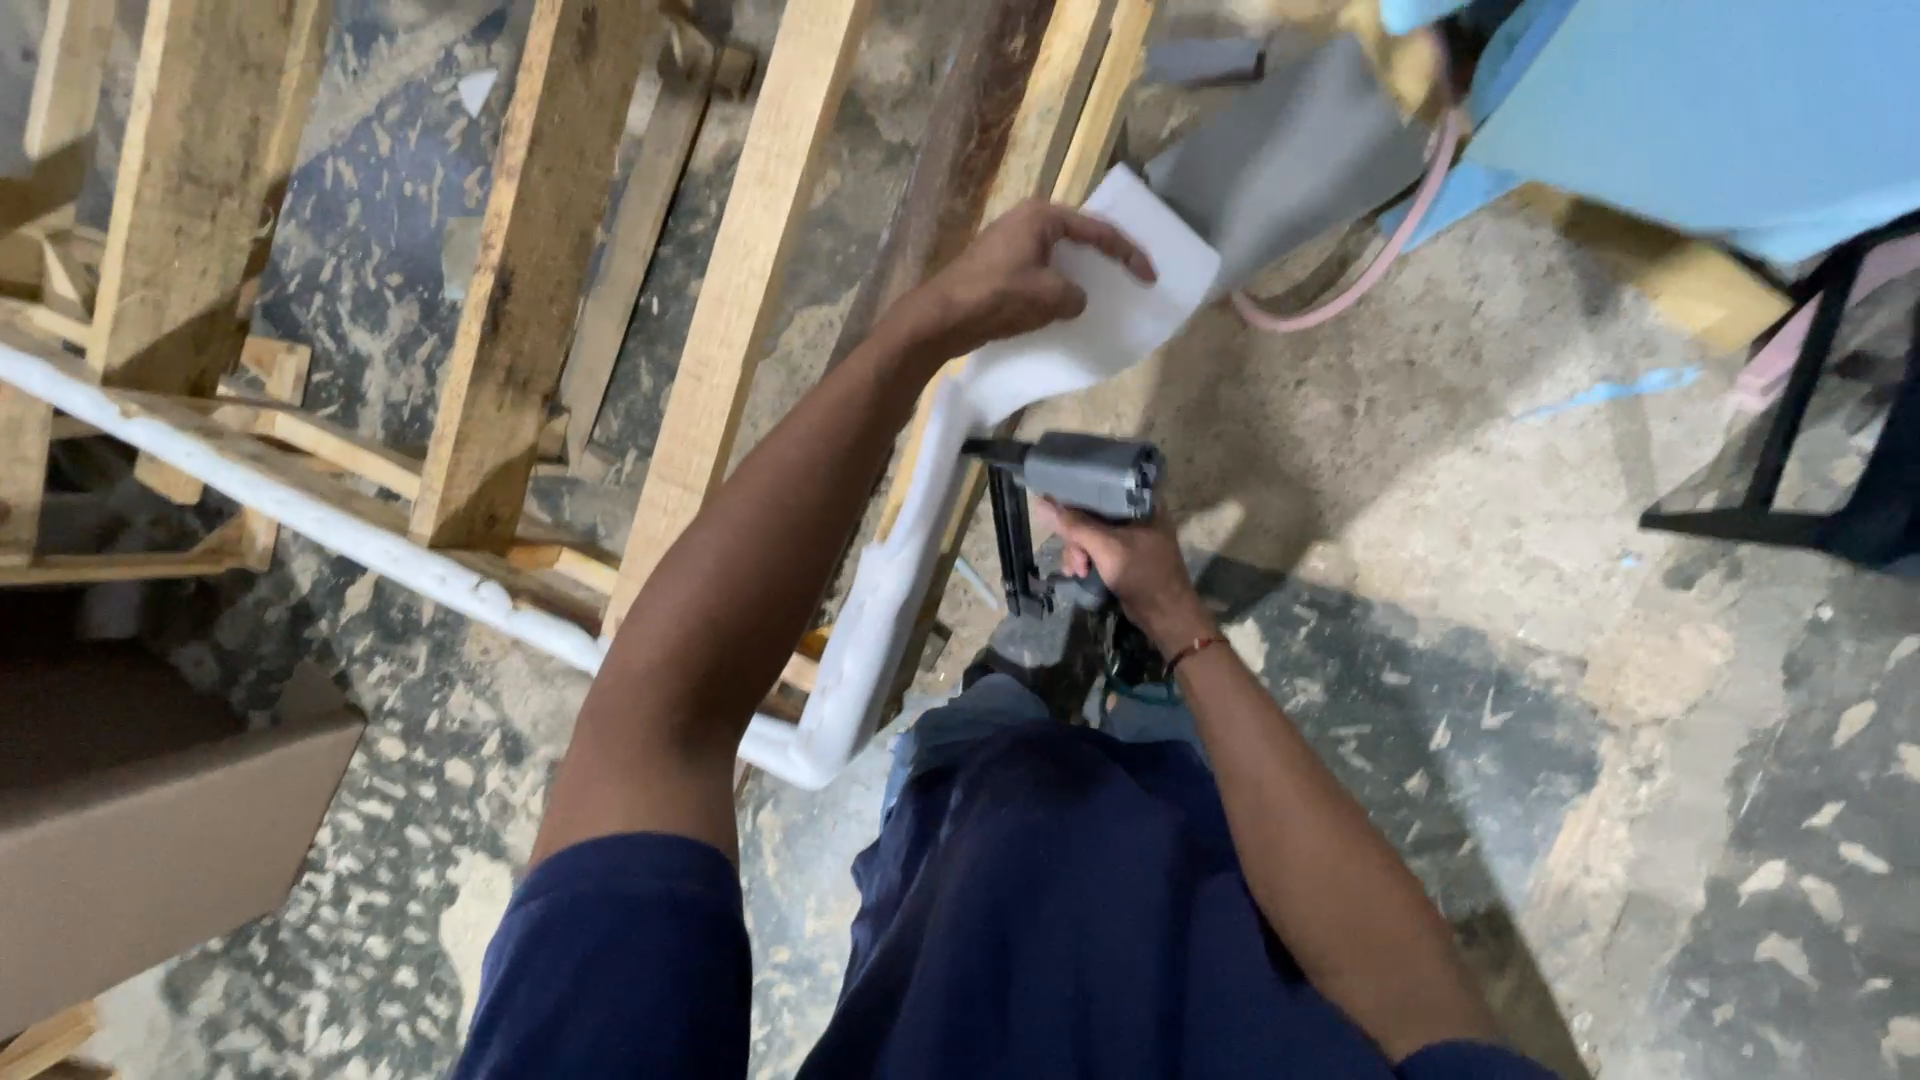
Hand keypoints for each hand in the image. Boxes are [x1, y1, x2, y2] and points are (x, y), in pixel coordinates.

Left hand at [898, 199, 1155, 360]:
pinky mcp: (998, 267)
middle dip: (1105, 257)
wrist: (943, 317)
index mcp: (1042, 216)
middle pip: (1078, 236)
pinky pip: (1040, 271)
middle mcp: (1026, 221)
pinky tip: (1065, 304)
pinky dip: (1057, 285)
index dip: (1128, 253)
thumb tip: (1073, 298)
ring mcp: (1009, 243)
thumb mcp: (1050, 297)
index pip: (1098, 229)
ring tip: (1102, 290)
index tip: (1148, 276)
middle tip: (1129, 276)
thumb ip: (1075, 295)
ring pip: (1057, 256)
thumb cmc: (997, 297)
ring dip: (1079, 273)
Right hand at [1033, 498, 1215, 657]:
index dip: (1075, 496)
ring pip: (1089, 533)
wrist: (1164, 614)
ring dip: (1077, 552)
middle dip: (1076, 539)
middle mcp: (1135, 514)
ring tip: (1077, 571)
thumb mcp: (1106, 547)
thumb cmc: (1142, 573)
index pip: (1102, 487)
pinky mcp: (1123, 554)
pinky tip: (1079, 573)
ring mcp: (1129, 535)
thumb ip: (1074, 526)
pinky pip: (1095, 548)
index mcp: (1141, 503)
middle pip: (1090, 514)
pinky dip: (1084, 559)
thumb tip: (1040, 504)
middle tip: (1076, 560)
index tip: (1054, 507)